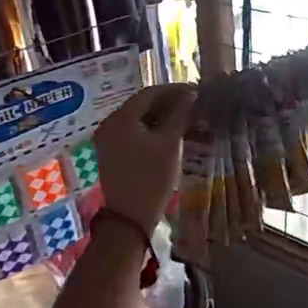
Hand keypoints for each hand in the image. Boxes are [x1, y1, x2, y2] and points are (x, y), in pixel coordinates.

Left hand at [94, 84, 197, 230]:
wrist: (130, 218)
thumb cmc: (151, 178)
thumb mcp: (169, 144)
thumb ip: (180, 115)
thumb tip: (191, 95)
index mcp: (121, 118)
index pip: (150, 93)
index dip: (175, 90)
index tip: (197, 91)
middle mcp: (111, 124)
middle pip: (144, 105)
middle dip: (171, 104)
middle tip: (196, 105)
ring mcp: (110, 140)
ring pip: (141, 120)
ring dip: (165, 118)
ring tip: (190, 120)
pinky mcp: (114, 154)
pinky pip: (136, 133)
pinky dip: (155, 131)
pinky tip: (174, 135)